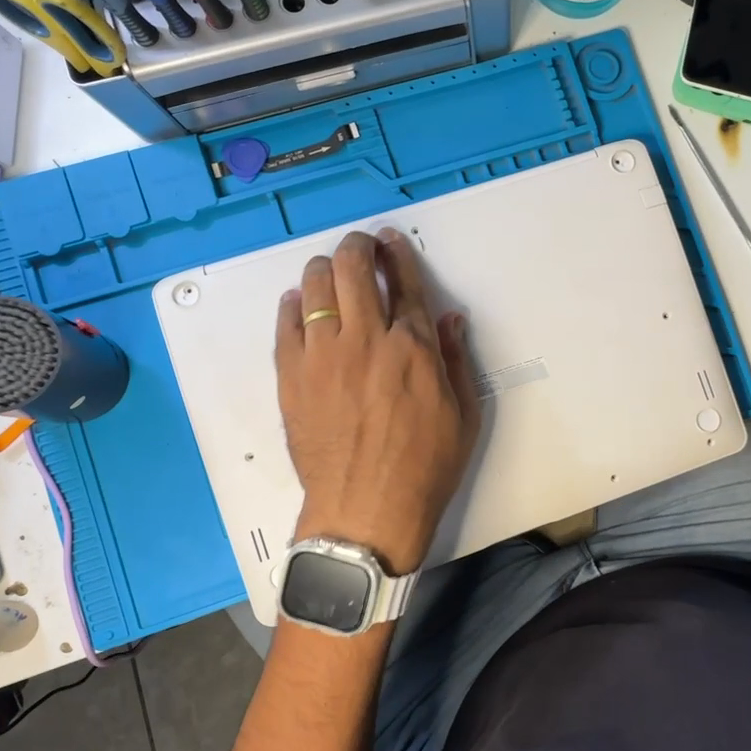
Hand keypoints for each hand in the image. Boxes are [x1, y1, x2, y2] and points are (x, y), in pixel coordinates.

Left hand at [275, 229, 479, 573]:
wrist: (366, 509)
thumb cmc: (426, 466)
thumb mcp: (464, 414)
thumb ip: (455, 360)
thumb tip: (448, 318)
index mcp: (412, 347)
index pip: (404, 282)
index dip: (396, 253)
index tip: (390, 240)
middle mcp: (365, 338)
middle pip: (352, 269)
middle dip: (357, 247)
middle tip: (361, 249)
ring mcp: (322, 355)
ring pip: (314, 286)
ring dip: (324, 269)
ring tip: (330, 274)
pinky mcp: (291, 375)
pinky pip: (285, 323)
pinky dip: (293, 304)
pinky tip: (298, 303)